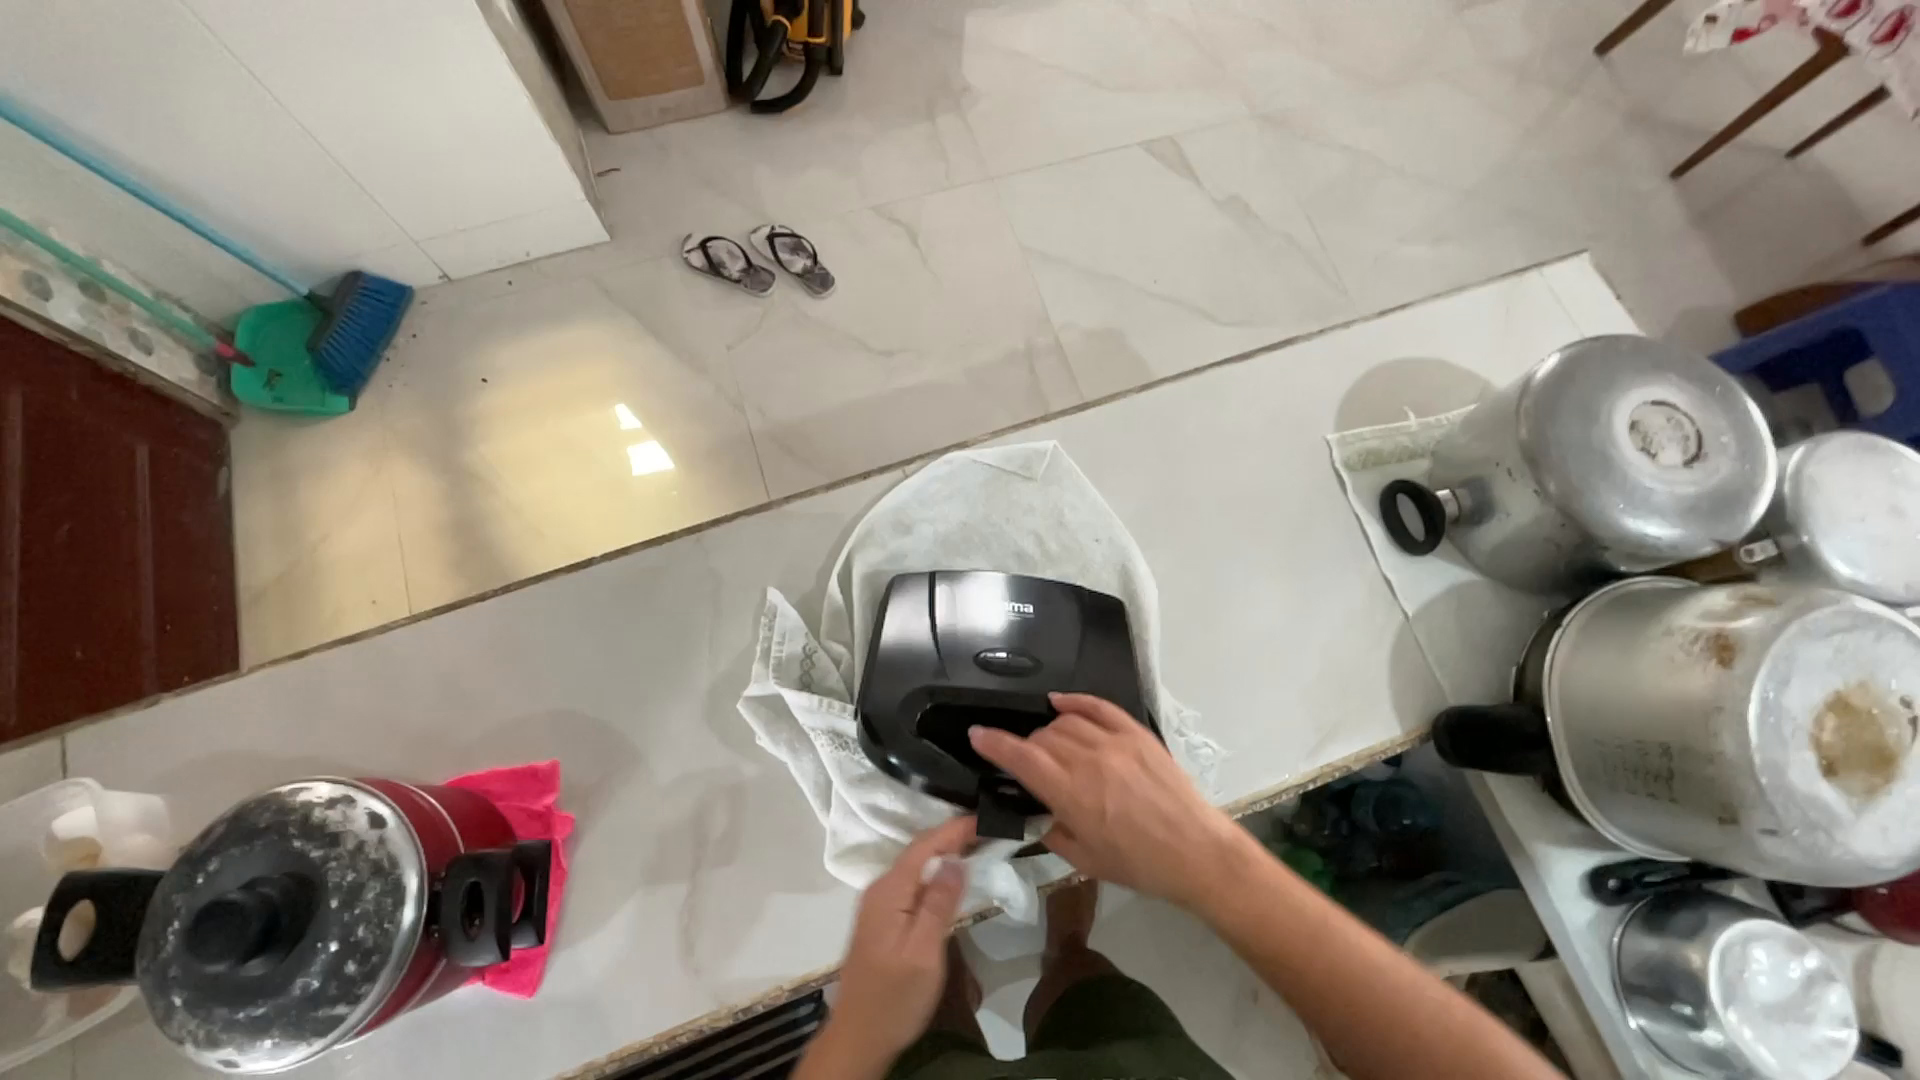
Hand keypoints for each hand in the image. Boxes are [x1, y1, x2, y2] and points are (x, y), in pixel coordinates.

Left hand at [814, 816, 975, 1073]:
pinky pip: (911, 881)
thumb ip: (939, 904)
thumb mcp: (924, 953)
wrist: (858, 1037)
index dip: (955, 829)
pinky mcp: (881, 918)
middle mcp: (879, 889)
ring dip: (943, 852)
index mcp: (889, 892)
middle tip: (987, 828)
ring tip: (976, 844)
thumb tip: (955, 859)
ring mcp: (877, 904)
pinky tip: (950, 875)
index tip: (985, 817)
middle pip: (918, 851)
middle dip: (951, 836)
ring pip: (915, 865)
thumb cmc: (894, 998)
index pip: (925, 846)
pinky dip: (933, 872)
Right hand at [970, 692, 1247, 909]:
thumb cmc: (1140, 865)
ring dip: (1048, 730)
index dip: (994, 743)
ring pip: (1066, 722)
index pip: (1021, 757)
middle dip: (1024, 746)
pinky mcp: (1136, 734)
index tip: (977, 734)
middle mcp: (1088, 760)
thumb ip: (1053, 833)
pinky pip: (1099, 707)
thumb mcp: (1085, 861)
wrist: (1196, 852)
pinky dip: (1076, 701)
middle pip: (1041, 738)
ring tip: (1046, 744)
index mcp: (1071, 794)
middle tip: (1022, 762)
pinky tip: (1060, 703)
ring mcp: (1114, 742)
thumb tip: (1038, 815)